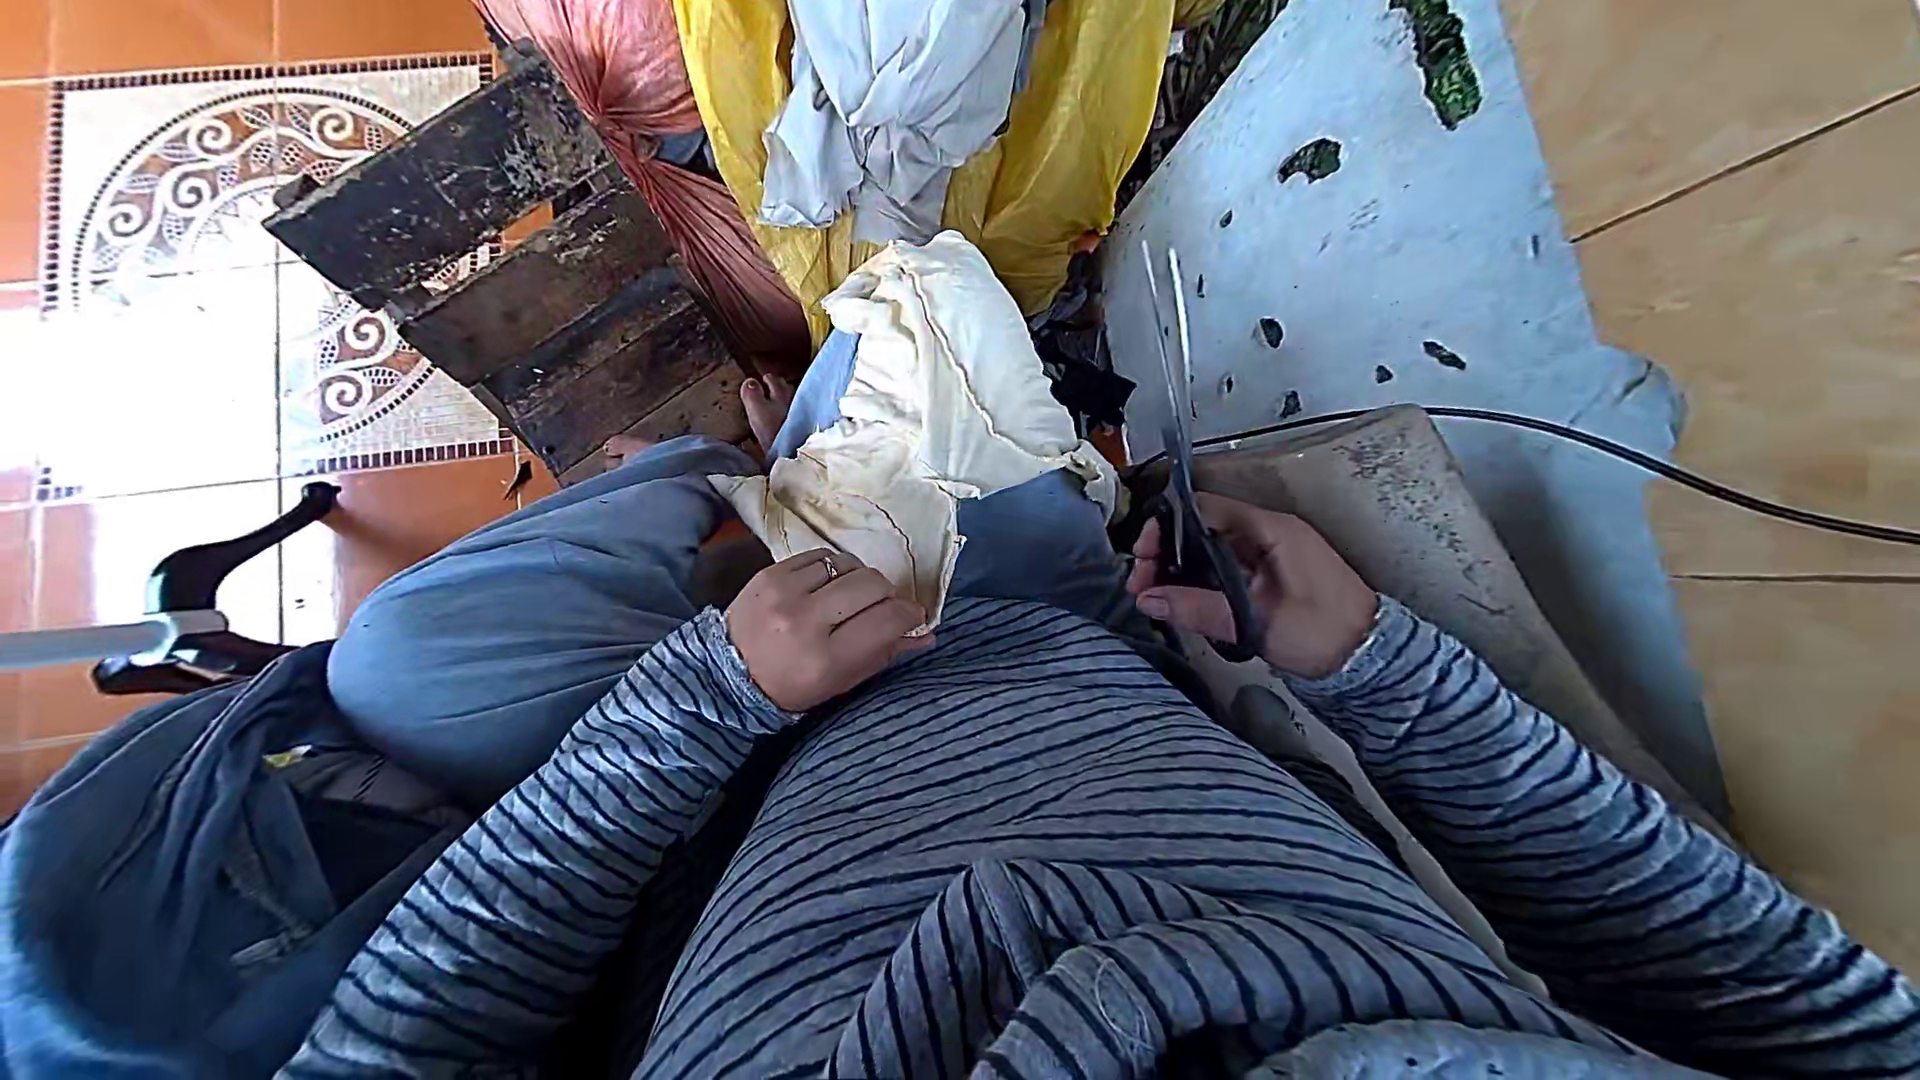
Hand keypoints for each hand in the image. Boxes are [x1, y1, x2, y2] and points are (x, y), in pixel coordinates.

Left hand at [726, 548, 934, 710]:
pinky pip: (819, 557)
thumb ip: (885, 654)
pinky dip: (832, 569)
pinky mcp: (770, 573)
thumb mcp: (841, 680)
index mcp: (826, 657)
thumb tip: (926, 635)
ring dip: (859, 579)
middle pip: (872, 584)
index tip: (913, 616)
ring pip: (848, 565)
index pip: (888, 619)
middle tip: (884, 605)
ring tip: (851, 596)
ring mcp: (785, 592)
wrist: (727, 674)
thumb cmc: (792, 685)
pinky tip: (827, 586)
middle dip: (888, 593)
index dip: (910, 613)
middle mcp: (806, 620)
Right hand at [1127, 493, 1376, 677]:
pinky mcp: (1263, 575)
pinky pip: (1219, 567)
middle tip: (1141, 583)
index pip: (1204, 509)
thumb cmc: (1322, 633)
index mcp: (1269, 530)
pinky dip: (1195, 580)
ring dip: (1176, 568)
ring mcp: (1265, 554)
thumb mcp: (1256, 622)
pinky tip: (1177, 599)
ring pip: (1206, 549)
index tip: (1143, 555)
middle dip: (1164, 552)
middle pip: (1199, 529)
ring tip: (1152, 595)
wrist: (1371, 660)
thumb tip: (1147, 599)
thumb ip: (1199, 608)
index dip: (1167, 527)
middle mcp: (1265, 533)